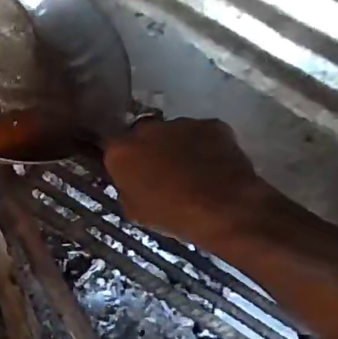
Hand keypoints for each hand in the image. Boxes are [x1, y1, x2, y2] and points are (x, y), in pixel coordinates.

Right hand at [102, 118, 274, 245]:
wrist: (223, 210)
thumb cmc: (171, 215)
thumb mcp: (134, 210)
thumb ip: (128, 187)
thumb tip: (135, 180)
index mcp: (120, 151)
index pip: (114, 150)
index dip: (125, 162)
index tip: (133, 175)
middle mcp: (147, 129)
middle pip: (143, 135)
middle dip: (150, 149)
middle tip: (161, 171)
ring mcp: (182, 123)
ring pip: (174, 133)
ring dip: (177, 147)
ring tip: (191, 170)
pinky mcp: (213, 124)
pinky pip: (202, 134)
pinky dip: (204, 146)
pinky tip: (212, 166)